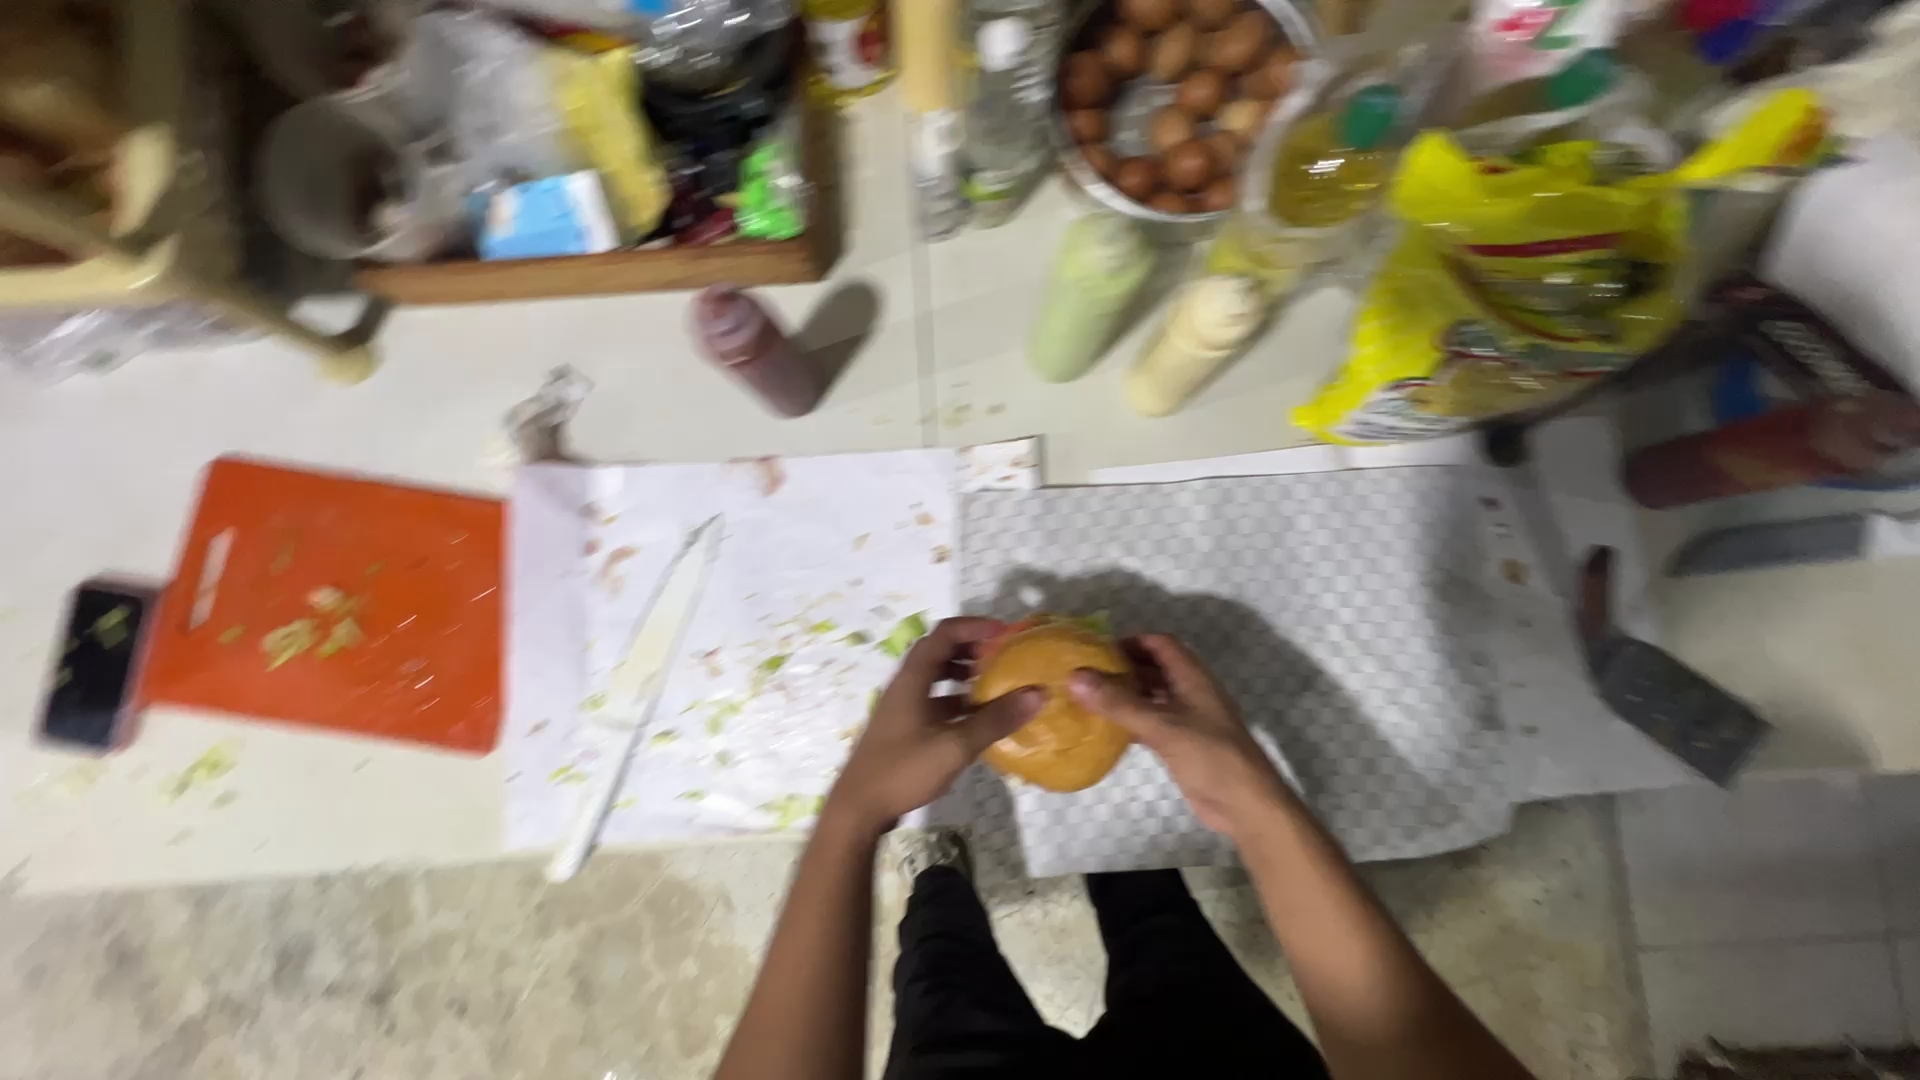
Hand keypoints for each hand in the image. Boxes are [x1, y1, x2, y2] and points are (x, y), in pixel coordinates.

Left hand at [828, 617, 1041, 831]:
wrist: (858, 808)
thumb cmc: (903, 770)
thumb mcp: (955, 746)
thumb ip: (994, 720)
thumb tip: (1036, 694)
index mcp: (913, 679)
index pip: (944, 633)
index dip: (975, 626)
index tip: (1005, 634)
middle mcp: (905, 685)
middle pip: (939, 650)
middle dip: (972, 648)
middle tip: (1004, 658)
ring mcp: (902, 706)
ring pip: (936, 675)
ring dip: (964, 673)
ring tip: (994, 684)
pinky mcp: (904, 726)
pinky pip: (934, 698)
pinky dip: (956, 698)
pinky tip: (976, 717)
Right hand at [1068, 634, 1292, 838]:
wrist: (1245, 805)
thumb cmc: (1209, 756)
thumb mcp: (1161, 726)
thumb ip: (1118, 702)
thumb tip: (1075, 676)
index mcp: (1192, 677)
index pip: (1160, 643)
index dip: (1131, 641)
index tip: (1097, 650)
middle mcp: (1190, 692)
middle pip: (1154, 668)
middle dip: (1122, 668)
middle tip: (1086, 674)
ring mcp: (1187, 719)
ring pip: (1151, 696)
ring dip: (1124, 695)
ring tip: (1088, 698)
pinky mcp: (1181, 744)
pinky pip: (1150, 723)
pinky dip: (1129, 721)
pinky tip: (1106, 728)